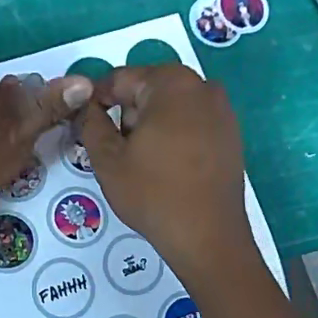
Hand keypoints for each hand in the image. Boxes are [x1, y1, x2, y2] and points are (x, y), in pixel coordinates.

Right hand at [78, 64, 255, 281]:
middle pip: (149, 91)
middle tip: (114, 152)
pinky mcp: (233, 138)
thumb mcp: (108, 160)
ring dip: (151, 129)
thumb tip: (88, 109)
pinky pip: (194, 127)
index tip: (84, 124)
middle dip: (128, 116)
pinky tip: (166, 170)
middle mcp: (203, 87)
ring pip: (172, 110)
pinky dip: (175, 140)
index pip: (120, 80)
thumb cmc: (154, 194)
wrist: (208, 237)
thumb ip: (91, 124)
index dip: (96, 101)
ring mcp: (224, 112)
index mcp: (171, 83)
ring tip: (140, 165)